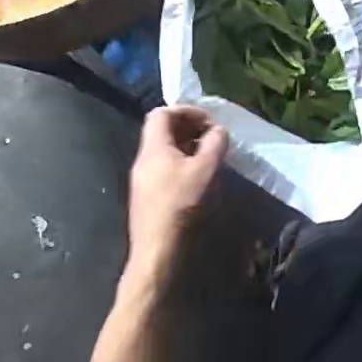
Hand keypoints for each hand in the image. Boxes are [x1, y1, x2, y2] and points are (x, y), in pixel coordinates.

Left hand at [124, 105, 227, 287]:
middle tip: (214, 136)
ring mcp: (143, 180)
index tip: (210, 120)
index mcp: (153, 149)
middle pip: (162, 131)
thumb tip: (217, 131)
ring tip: (211, 156)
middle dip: (189, 128)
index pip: (162, 114)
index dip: (186, 111)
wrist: (159, 250)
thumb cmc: (182, 205)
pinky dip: (183, 163)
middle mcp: (143, 160)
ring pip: (165, 151)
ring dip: (188, 147)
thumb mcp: (206, 170)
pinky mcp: (148, 196)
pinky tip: (200, 177)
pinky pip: (165, 168)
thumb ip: (215, 144)